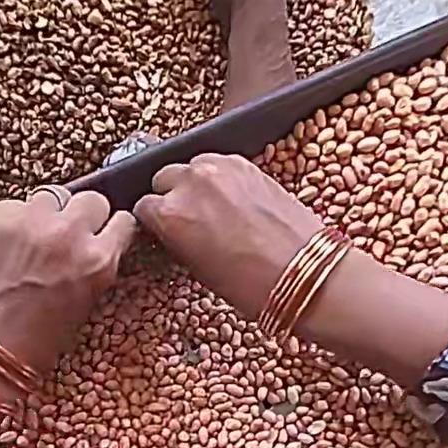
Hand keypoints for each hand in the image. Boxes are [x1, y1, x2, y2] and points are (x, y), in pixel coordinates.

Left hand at [0, 187, 136, 377]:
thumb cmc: (38, 338)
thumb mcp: (87, 301)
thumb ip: (96, 263)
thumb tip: (94, 238)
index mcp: (98, 260)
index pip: (122, 220)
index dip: (110, 228)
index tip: (103, 232)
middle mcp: (68, 234)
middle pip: (91, 200)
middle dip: (82, 216)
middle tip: (66, 237)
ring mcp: (29, 221)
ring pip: (51, 196)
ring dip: (47, 214)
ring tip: (33, 241)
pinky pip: (13, 205)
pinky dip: (12, 221)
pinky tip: (5, 247)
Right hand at [133, 153, 321, 318]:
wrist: (303, 273)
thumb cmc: (251, 284)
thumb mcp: (198, 270)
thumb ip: (177, 240)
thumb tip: (171, 230)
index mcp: (170, 214)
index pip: (143, 206)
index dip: (151, 220)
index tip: (160, 228)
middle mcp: (189, 182)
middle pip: (163, 179)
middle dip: (169, 196)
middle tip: (185, 218)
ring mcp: (220, 167)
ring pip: (190, 166)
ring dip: (193, 183)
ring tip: (209, 207)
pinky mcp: (246, 163)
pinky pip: (218, 163)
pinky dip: (218, 177)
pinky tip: (229, 199)